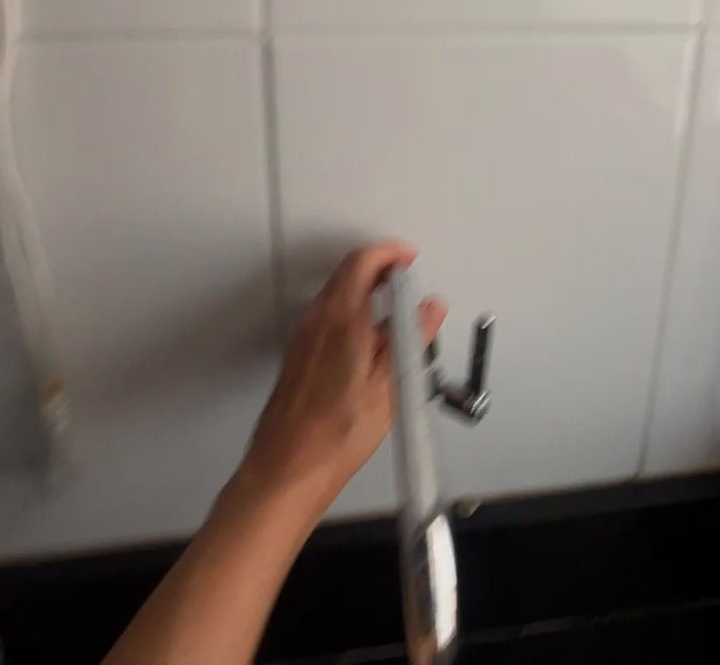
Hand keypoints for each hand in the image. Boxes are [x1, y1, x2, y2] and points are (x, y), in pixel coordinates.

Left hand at [233, 241, 448, 517]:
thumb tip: (430, 308)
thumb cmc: (336, 435)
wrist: (288, 468)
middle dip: (379, 265)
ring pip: (336, 291)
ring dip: (364, 286)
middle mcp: (318, 320)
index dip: (389, 252)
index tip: (409, 257)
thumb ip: (412, 338)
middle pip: (347, 271)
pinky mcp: (299, 352)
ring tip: (394, 307)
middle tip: (405, 277)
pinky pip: (327, 312)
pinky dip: (351, 306)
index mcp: (343, 320)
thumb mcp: (390, 386)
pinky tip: (369, 335)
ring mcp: (304, 335)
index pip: (363, 262)